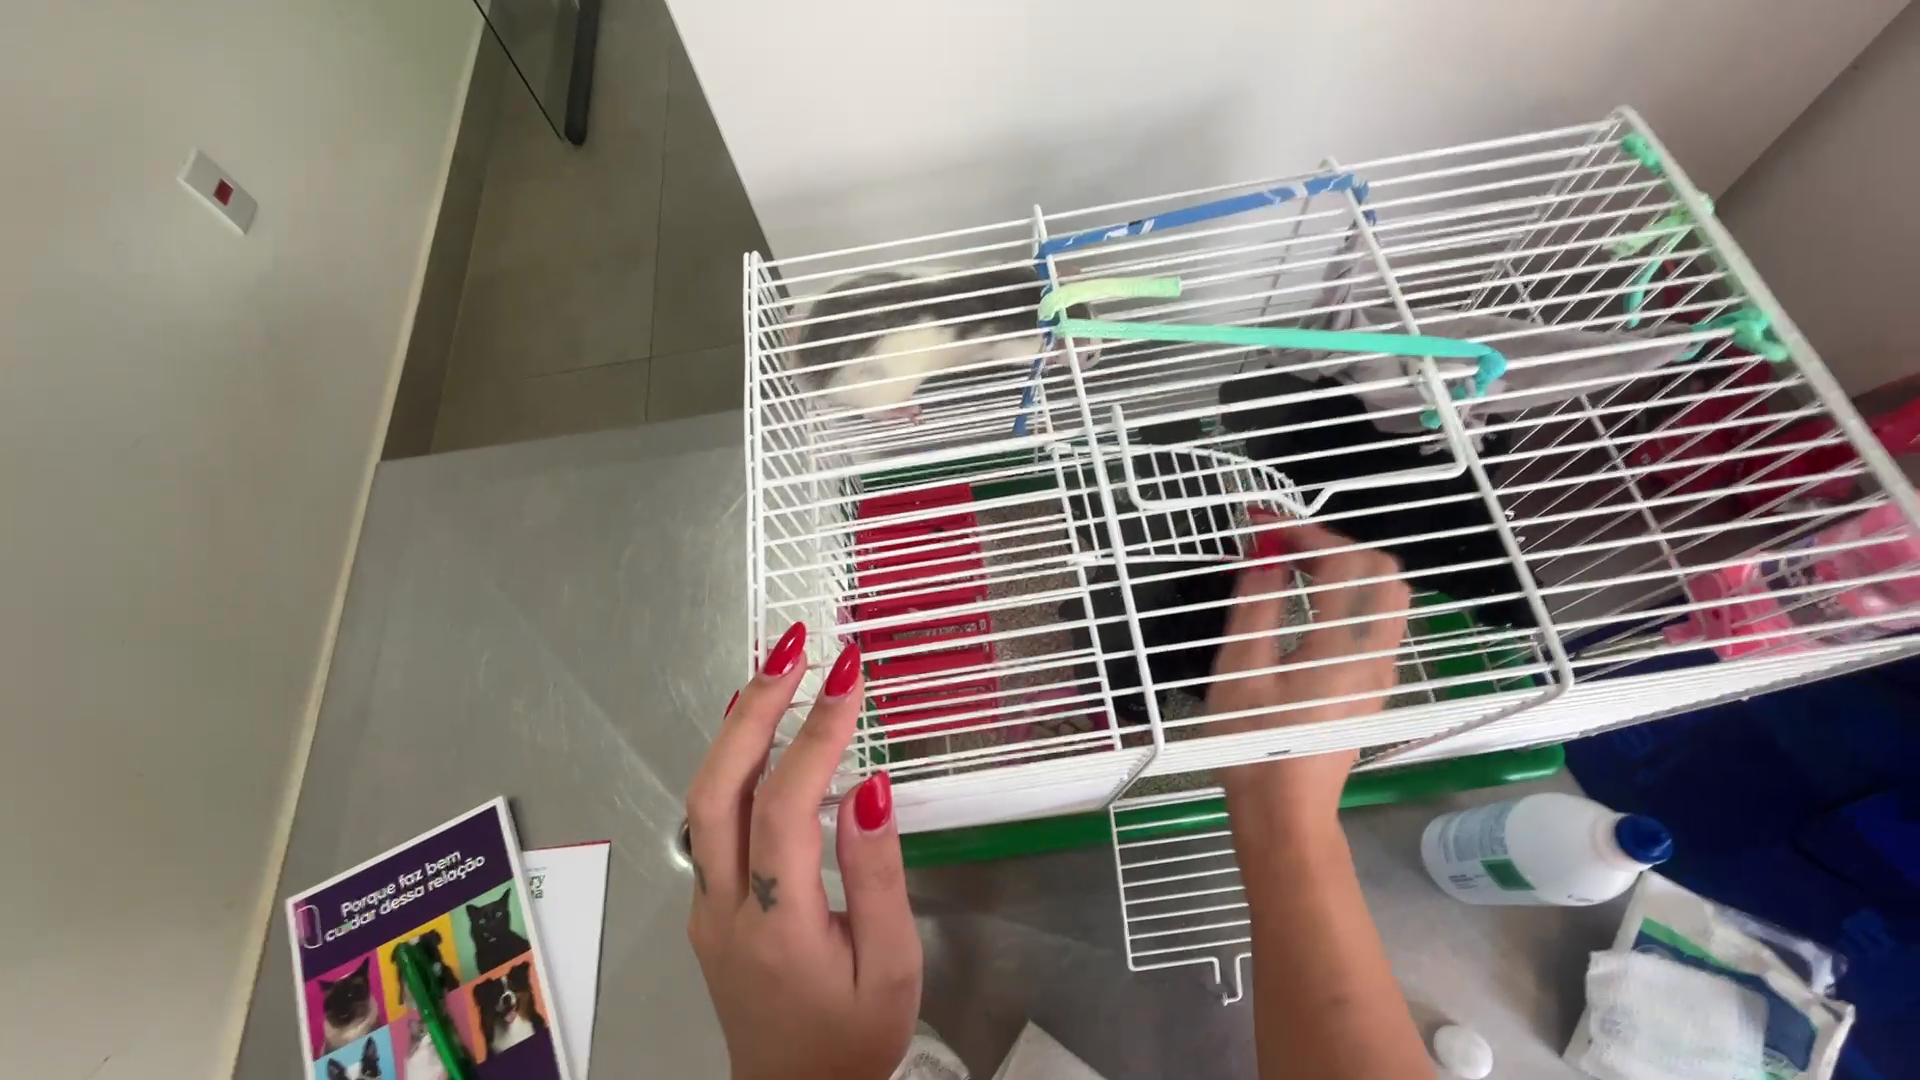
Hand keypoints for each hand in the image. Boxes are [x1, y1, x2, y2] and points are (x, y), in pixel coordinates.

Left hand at [684, 621, 921, 1079]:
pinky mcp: (707, 901)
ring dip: (738, 724)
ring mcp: (705, 902)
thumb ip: (879, 875)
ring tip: (777, 669)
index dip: (817, 735)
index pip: (786, 808)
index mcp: (777, 926)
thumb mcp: (891, 966)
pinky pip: (710, 815)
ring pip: (703, 796)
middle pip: (718, 788)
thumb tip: (869, 786)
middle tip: (795, 649)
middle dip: (757, 708)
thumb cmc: (854, 1036)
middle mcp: (724, 906)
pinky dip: (730, 757)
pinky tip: (754, 724)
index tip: (848, 675)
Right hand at [1208, 521, 1411, 812]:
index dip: (1303, 533)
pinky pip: (1375, 617)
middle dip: (1330, 544)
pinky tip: (1305, 600)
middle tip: (1279, 544)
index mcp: (1342, 650)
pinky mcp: (1373, 683)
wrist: (1283, 812)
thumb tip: (1264, 556)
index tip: (1261, 524)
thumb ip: (1256, 606)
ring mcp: (1380, 670)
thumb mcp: (1240, 670)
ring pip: (1385, 593)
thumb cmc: (1252, 744)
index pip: (1343, 565)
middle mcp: (1375, 655)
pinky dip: (1347, 592)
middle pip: (1381, 571)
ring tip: (1291, 566)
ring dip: (1344, 566)